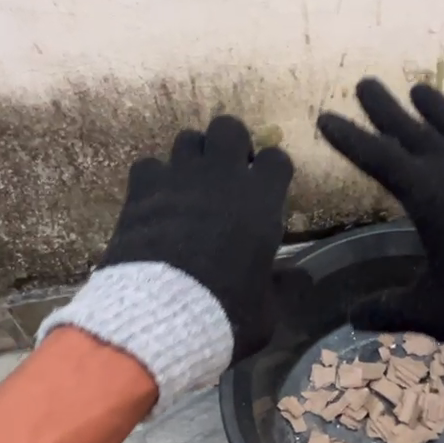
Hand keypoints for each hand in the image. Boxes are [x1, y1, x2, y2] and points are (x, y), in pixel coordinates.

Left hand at [40, 116, 291, 400]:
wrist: (161, 314)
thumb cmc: (225, 313)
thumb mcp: (267, 309)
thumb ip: (282, 286)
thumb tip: (301, 277)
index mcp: (261, 200)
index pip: (276, 159)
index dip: (273, 171)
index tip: (269, 188)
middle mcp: (222, 177)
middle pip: (228, 128)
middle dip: (230, 145)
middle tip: (228, 175)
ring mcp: (179, 178)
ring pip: (187, 138)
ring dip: (193, 157)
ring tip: (191, 185)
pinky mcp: (142, 189)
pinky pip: (149, 165)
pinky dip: (154, 179)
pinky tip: (155, 201)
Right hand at [317, 79, 443, 341]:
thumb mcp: (429, 309)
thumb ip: (389, 310)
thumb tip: (352, 319)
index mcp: (425, 194)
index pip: (376, 159)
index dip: (349, 139)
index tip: (326, 117)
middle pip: (412, 132)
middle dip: (385, 109)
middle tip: (366, 83)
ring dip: (437, 109)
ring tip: (419, 89)